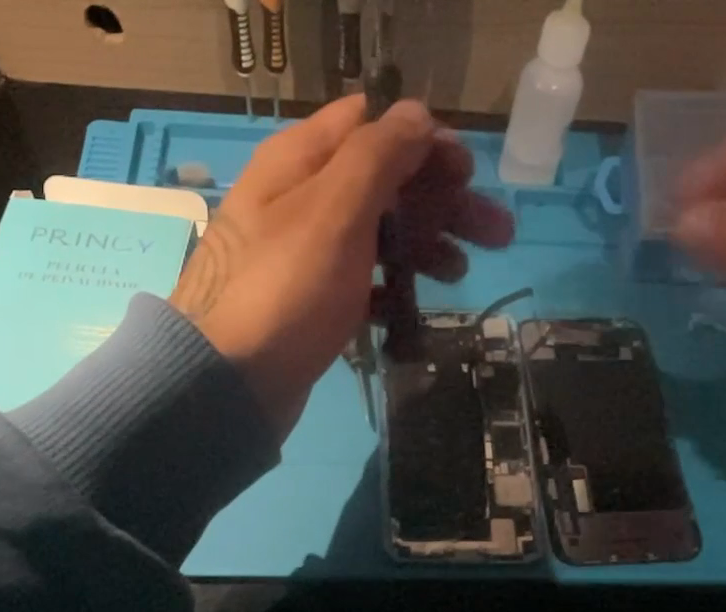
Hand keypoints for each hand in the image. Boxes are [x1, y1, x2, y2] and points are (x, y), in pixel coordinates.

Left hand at [169, 96, 514, 433]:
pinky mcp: (310, 300)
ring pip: (377, 232)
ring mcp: (304, 252)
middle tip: (496, 234)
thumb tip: (419, 116)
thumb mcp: (335, 210)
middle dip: (441, 201)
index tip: (467, 174)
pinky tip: (415, 307)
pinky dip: (391, 287)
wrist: (229, 382)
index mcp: (301, 160)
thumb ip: (378, 155)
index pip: (372, 124)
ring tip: (459, 273)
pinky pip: (361, 280)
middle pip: (384, 181)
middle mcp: (301, 197)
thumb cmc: (286, 289)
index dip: (424, 142)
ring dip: (423, 245)